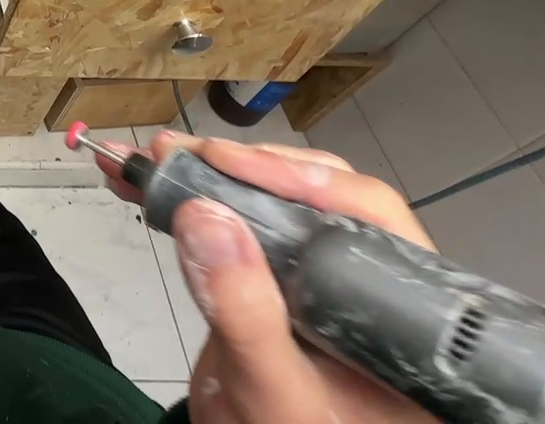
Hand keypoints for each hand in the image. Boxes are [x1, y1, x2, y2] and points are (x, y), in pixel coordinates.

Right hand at [94, 133, 436, 423]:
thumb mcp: (271, 391)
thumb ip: (245, 312)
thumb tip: (205, 214)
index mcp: (403, 317)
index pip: (372, 220)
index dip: (302, 180)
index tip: (226, 163)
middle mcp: (367, 286)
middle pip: (314, 198)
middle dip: (236, 167)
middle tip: (176, 153)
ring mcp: (315, 278)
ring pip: (267, 200)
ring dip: (201, 173)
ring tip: (151, 159)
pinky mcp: (271, 273)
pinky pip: (232, 220)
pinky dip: (184, 196)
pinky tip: (141, 182)